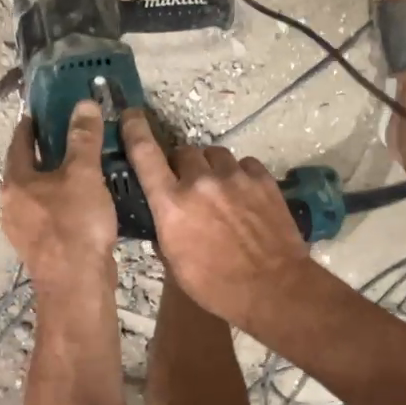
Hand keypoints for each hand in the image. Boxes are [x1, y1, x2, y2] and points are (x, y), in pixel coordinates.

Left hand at [1, 100, 117, 279]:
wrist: (77, 284)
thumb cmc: (75, 224)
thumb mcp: (83, 174)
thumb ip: (83, 138)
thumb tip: (84, 104)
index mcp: (15, 182)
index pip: (19, 143)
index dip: (31, 125)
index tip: (42, 111)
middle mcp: (12, 205)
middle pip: (27, 169)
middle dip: (46, 152)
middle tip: (69, 134)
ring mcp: (24, 230)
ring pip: (40, 194)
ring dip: (57, 179)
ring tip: (83, 165)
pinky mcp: (41, 247)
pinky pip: (51, 214)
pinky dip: (64, 201)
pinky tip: (87, 200)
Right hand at [119, 111, 313, 322]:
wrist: (274, 289)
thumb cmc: (216, 286)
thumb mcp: (175, 264)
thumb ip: (165, 230)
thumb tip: (163, 216)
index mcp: (171, 204)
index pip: (145, 154)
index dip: (135, 130)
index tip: (131, 116)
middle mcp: (200, 182)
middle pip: (184, 152)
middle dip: (182, 166)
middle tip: (189, 186)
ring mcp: (234, 177)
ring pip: (214, 154)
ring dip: (211, 167)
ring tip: (219, 189)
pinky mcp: (262, 179)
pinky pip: (244, 164)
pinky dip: (239, 174)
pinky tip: (244, 194)